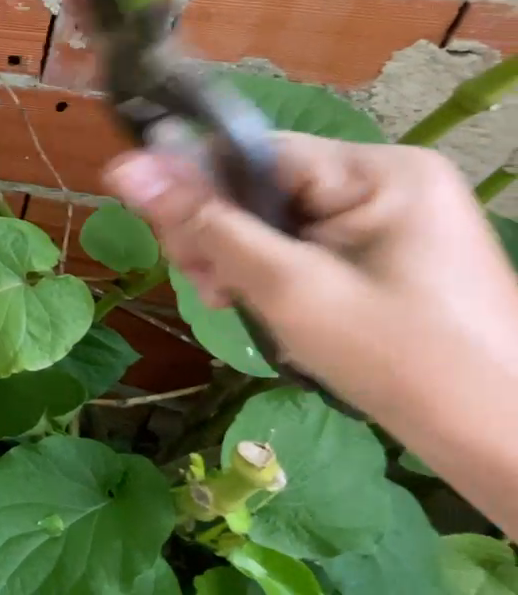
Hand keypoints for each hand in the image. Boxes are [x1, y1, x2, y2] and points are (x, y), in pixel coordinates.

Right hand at [105, 135, 517, 530]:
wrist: (506, 448)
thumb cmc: (401, 360)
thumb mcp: (285, 285)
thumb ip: (201, 222)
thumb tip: (122, 167)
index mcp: (376, 171)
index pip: (244, 154)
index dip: (193, 192)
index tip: (172, 247)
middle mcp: (383, 178)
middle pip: (251, 184)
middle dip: (214, 234)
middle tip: (208, 287)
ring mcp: (388, 213)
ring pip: (264, 214)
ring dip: (231, 256)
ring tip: (230, 300)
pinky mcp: (384, 246)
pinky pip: (294, 238)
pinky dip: (264, 268)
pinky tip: (255, 300)